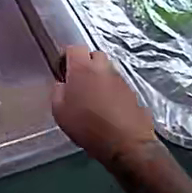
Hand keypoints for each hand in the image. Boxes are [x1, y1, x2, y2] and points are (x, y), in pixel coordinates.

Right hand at [52, 46, 154, 166]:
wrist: (125, 144)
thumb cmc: (87, 126)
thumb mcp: (59, 111)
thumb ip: (58, 91)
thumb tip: (62, 84)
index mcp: (82, 68)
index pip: (74, 48)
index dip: (67, 57)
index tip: (64, 70)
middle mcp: (103, 68)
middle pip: (94, 55)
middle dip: (87, 64)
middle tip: (80, 82)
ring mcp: (121, 79)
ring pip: (108, 70)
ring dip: (100, 77)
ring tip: (94, 97)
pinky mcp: (133, 92)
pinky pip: (118, 85)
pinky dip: (112, 91)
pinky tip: (108, 108)